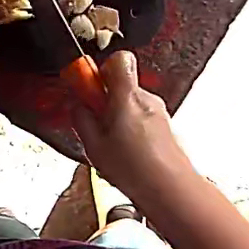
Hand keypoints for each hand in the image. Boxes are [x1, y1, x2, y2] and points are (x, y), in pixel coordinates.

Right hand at [71, 51, 197, 203]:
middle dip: (103, 100)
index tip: (86, 87)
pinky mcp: (163, 125)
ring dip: (116, 117)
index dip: (99, 69)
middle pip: (120, 83)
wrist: (171, 189)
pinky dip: (128, 128)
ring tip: (110, 144)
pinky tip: (124, 151)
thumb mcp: (93, 145)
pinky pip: (139, 117)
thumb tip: (77, 106)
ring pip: (129, 102)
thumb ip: (81, 119)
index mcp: (127, 98)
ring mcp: (157, 111)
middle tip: (95, 124)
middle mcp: (146, 99)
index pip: (118, 59)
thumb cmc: (136, 169)